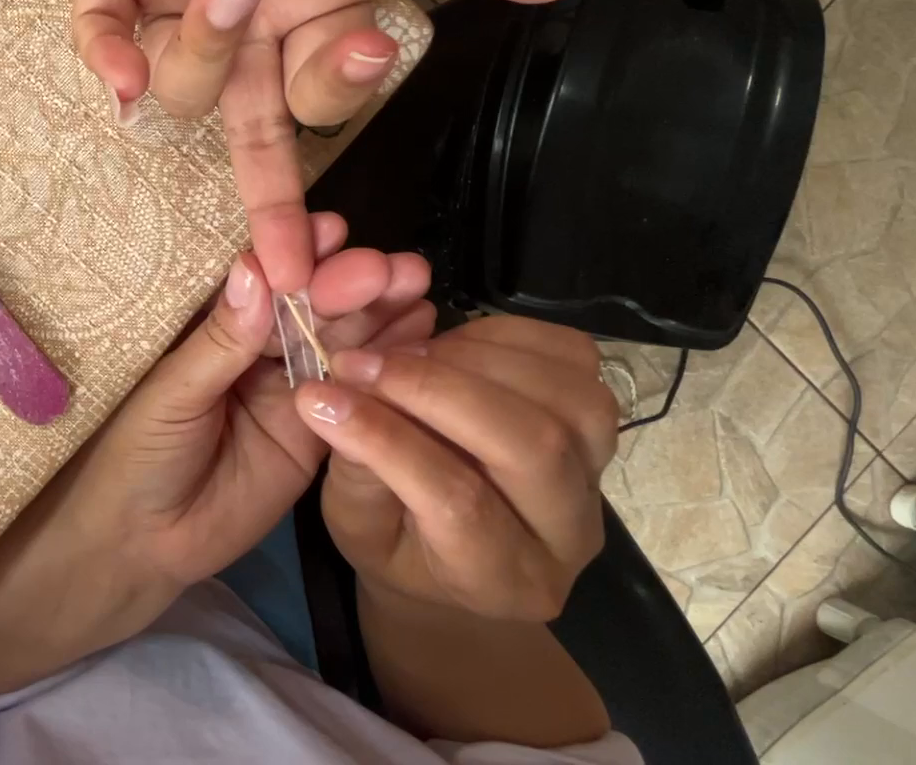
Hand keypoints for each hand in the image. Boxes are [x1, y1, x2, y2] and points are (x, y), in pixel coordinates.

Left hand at [71, 212, 432, 590]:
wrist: (147, 541)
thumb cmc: (137, 454)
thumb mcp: (172, 395)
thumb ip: (220, 341)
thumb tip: (256, 268)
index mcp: (211, 328)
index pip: (258, 280)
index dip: (292, 254)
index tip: (329, 230)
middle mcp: (254, 349)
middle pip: (307, 307)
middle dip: (346, 283)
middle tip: (389, 267)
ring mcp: (288, 388)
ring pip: (338, 343)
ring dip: (376, 314)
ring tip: (416, 284)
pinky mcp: (317, 430)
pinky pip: (355, 393)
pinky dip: (388, 365)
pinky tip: (421, 332)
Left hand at [75, 0, 576, 292]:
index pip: (332, 83)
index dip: (345, 94)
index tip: (370, 58)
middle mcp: (248, 11)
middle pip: (251, 126)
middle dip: (267, 200)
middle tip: (280, 271)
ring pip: (180, 83)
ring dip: (200, 60)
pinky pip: (102, 33)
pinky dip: (112, 58)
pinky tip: (125, 77)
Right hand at [296, 316, 618, 621]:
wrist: (451, 557)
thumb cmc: (392, 544)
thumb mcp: (353, 524)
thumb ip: (354, 468)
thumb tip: (330, 398)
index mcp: (501, 579)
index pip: (459, 503)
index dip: (385, 440)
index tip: (317, 397)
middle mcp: (568, 533)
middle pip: (532, 446)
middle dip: (433, 388)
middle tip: (355, 363)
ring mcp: (596, 477)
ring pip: (570, 401)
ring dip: (473, 358)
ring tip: (402, 353)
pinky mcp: (598, 426)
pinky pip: (575, 362)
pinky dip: (507, 337)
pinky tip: (446, 342)